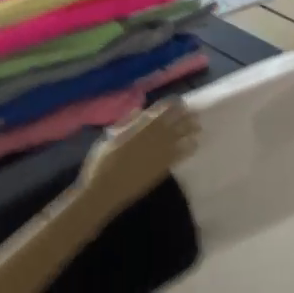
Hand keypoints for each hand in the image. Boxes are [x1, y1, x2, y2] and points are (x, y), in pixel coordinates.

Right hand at [77, 102, 198, 205]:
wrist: (104, 190)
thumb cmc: (100, 165)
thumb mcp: (107, 140)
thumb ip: (125, 124)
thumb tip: (138, 110)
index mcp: (146, 125)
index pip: (171, 105)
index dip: (176, 103)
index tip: (176, 105)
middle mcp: (162, 132)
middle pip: (186, 115)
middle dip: (188, 114)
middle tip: (186, 116)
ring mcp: (169, 146)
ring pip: (192, 129)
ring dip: (193, 127)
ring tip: (192, 129)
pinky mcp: (171, 160)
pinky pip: (190, 147)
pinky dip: (192, 144)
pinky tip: (189, 145)